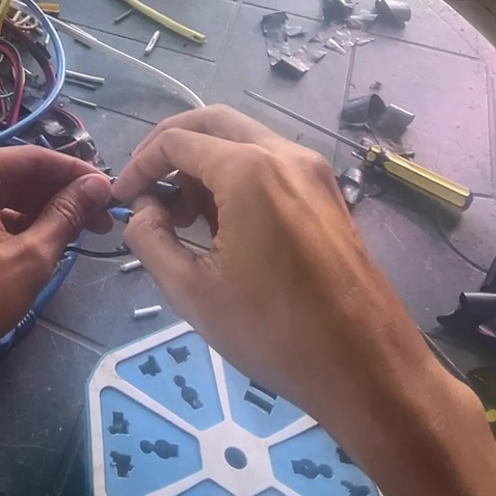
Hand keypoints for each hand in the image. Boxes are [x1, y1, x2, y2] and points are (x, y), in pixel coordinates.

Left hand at [0, 146, 111, 387]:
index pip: (32, 158)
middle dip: (58, 195)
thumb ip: (66, 214)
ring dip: (37, 211)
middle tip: (100, 219)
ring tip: (78, 233)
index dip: (76, 173)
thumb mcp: (29, 257)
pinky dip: (10, 224)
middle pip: (14, 175)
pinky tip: (40, 242)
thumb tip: (98, 185)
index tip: (111, 190)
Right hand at [113, 106, 439, 418]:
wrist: (372, 373)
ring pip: (241, 139)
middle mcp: (285, 155)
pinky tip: (221, 224)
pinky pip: (268, 162)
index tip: (123, 199)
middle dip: (169, 148)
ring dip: (202, 162)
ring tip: (181, 215)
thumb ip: (149, 238)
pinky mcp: (327, 194)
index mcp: (249, 171)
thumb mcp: (191, 291)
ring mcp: (313, 172)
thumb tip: (144, 211)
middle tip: (145, 187)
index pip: (175, 141)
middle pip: (210, 122)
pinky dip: (233, 175)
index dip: (139, 165)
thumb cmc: (276, 333)